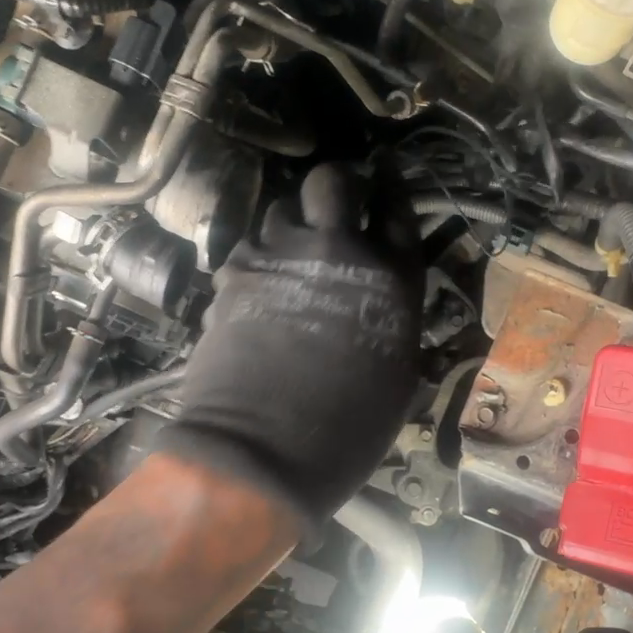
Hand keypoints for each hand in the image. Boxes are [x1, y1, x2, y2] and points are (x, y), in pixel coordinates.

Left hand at [153, 163, 421, 532]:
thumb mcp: (397, 383)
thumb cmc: (346, 433)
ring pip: (280, 210)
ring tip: (286, 265)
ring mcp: (282, 257)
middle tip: (328, 217)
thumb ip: (394, 329)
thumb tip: (385, 316)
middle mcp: (341, 252)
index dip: (389, 193)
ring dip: (287, 230)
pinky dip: (254, 264)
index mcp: (394, 281)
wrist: (264, 451)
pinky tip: (255, 295)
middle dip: (332, 189)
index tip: (380, 190)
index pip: (398, 210)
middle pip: (334, 181)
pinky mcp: (235, 273)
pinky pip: (247, 249)